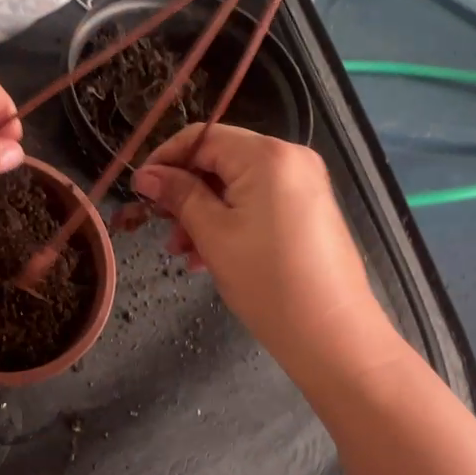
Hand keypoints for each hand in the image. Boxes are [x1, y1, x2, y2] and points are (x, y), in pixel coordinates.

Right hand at [131, 124, 386, 361]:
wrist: (336, 338)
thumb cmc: (268, 282)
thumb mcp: (212, 235)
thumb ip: (177, 195)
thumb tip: (145, 175)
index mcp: (266, 155)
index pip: (202, 137)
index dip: (165, 159)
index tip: (140, 189)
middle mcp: (290, 157)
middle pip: (220, 158)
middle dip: (185, 190)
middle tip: (161, 225)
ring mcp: (304, 182)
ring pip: (236, 183)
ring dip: (203, 210)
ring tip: (182, 250)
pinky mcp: (309, 208)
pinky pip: (258, 199)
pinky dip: (230, 219)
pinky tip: (209, 255)